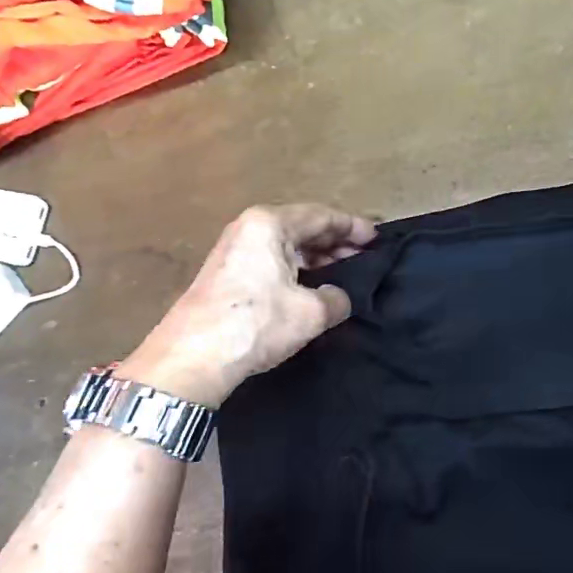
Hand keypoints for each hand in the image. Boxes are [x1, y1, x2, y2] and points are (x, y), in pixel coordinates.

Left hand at [119, 204, 375, 405]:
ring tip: (344, 272)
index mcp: (269, 224)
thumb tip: (338, 298)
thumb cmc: (257, 323)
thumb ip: (336, 298)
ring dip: (316, 258)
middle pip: (302, 227)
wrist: (194, 356)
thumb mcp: (312, 312)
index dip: (353, 228)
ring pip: (286, 246)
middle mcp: (249, 228)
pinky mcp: (227, 274)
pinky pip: (272, 261)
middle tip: (364, 257)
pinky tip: (312, 287)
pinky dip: (296, 270)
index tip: (377, 240)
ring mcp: (234, 250)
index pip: (322, 216)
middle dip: (335, 242)